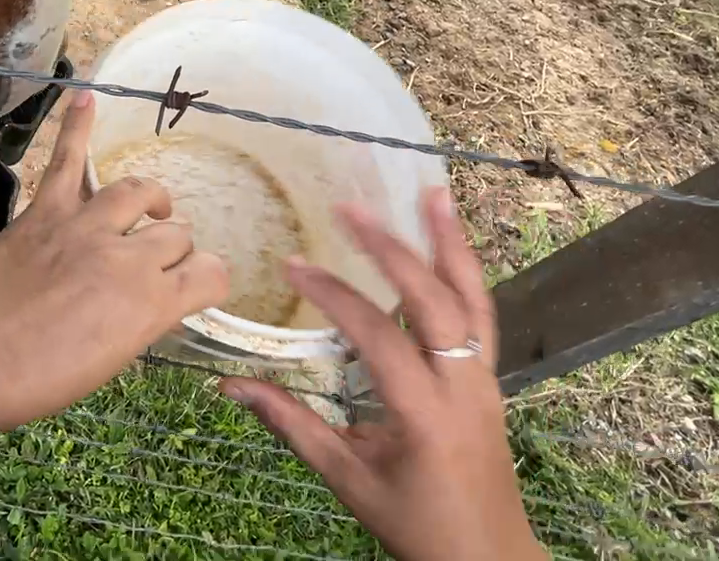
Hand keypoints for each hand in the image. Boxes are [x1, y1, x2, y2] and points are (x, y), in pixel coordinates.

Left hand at [0, 90, 229, 430]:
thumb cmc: (45, 376)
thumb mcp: (114, 358)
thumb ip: (142, 317)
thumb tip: (151, 294)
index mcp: (152, 304)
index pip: (209, 275)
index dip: (207, 278)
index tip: (196, 283)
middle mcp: (128, 257)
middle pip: (175, 234)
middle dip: (172, 248)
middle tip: (152, 262)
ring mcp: (85, 226)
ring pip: (137, 192)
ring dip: (150, 199)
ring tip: (148, 207)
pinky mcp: (47, 210)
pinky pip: (68, 161)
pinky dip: (76, 126)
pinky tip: (85, 95)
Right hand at [217, 188, 543, 560]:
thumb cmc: (415, 524)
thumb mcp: (347, 478)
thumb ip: (291, 424)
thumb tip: (229, 384)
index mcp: (425, 413)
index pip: (377, 336)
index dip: (333, 295)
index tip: (292, 264)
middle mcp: (463, 385)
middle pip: (434, 301)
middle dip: (391, 249)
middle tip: (350, 208)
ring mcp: (485, 378)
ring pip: (474, 299)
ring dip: (451, 244)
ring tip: (433, 194)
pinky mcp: (489, 377)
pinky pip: (480, 315)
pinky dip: (464, 272)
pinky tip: (448, 244)